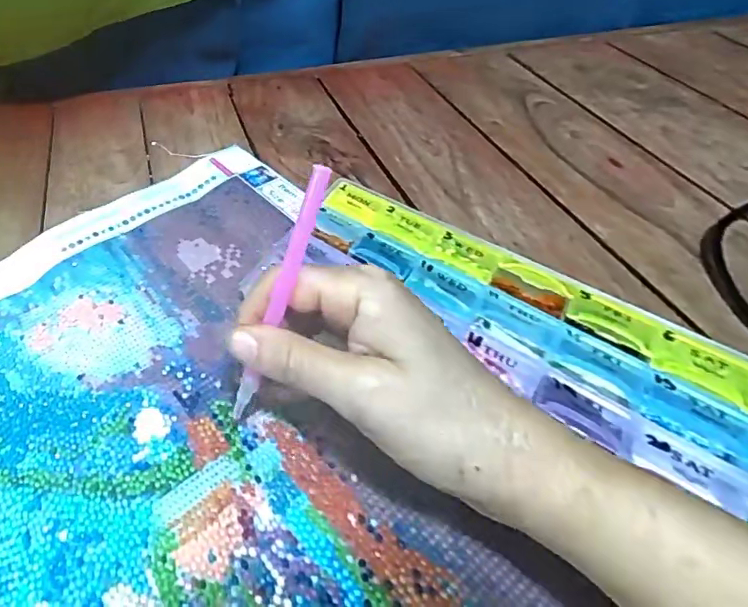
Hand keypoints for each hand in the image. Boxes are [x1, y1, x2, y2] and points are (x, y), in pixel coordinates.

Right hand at [229, 263, 563, 516]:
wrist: (515, 466)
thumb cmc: (436, 421)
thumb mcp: (356, 391)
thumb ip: (293, 360)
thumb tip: (233, 339)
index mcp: (362, 287)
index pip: (288, 281)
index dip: (256, 312)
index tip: (235, 356)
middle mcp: (364, 294)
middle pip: (296, 301)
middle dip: (267, 335)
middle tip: (246, 380)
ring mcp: (372, 322)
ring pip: (308, 326)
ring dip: (283, 354)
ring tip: (262, 390)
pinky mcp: (377, 350)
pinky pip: (327, 347)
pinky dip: (305, 367)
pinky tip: (289, 393)